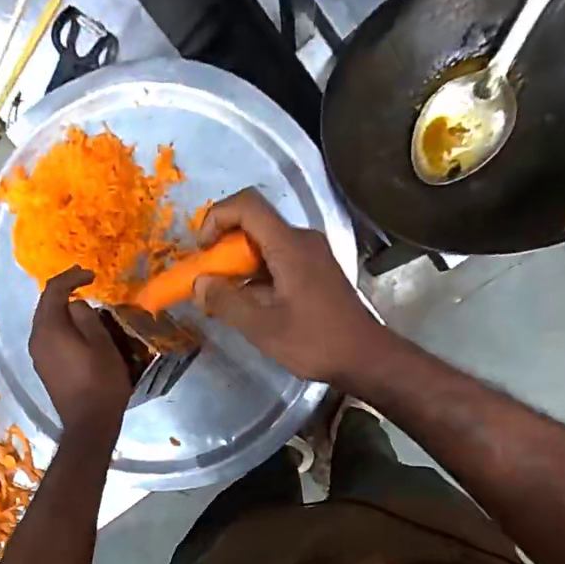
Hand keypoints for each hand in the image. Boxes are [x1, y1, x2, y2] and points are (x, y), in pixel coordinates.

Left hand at [30, 267, 130, 436]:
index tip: (92, 275)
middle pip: (46, 305)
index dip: (71, 277)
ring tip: (85, 305)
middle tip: (87, 283)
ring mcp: (37, 355)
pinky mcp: (44, 367)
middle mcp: (36, 338)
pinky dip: (62, 326)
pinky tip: (78, 330)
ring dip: (63, 310)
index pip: (53, 291)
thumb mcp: (101, 343)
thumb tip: (75, 305)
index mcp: (48, 328)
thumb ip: (86, 317)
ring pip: (46, 322)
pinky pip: (49, 337)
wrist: (89, 423)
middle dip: (65, 291)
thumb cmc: (100, 381)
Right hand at [191, 189, 390, 384]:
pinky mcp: (314, 271)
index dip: (216, 218)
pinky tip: (246, 303)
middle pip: (254, 223)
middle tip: (207, 278)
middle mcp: (302, 240)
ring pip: (264, 244)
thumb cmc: (314, 341)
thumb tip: (199, 284)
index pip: (247, 205)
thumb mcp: (261, 326)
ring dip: (237, 263)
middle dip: (223, 246)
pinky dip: (255, 274)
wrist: (365, 357)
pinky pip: (276, 259)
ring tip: (221, 295)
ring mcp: (311, 254)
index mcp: (289, 245)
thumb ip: (226, 301)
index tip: (202, 250)